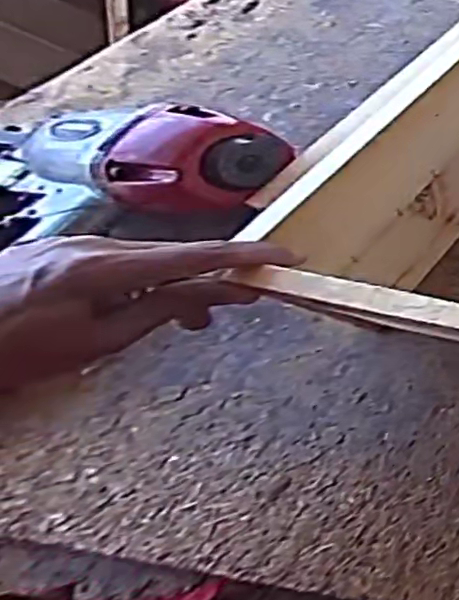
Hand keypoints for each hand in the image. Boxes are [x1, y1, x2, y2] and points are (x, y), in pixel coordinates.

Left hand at [0, 236, 298, 389]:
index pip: (198, 255)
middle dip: (212, 277)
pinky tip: (138, 305)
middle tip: (240, 301)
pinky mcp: (53, 251)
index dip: (250, 256)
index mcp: (101, 268)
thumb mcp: (95, 342)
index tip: (289, 258)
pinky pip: (119, 259)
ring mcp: (68, 245)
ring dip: (176, 283)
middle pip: (176, 254)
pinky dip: (143, 281)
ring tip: (185, 318)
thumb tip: (226, 290)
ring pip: (149, 258)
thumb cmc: (5, 355)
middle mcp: (88, 246)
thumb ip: (166, 308)